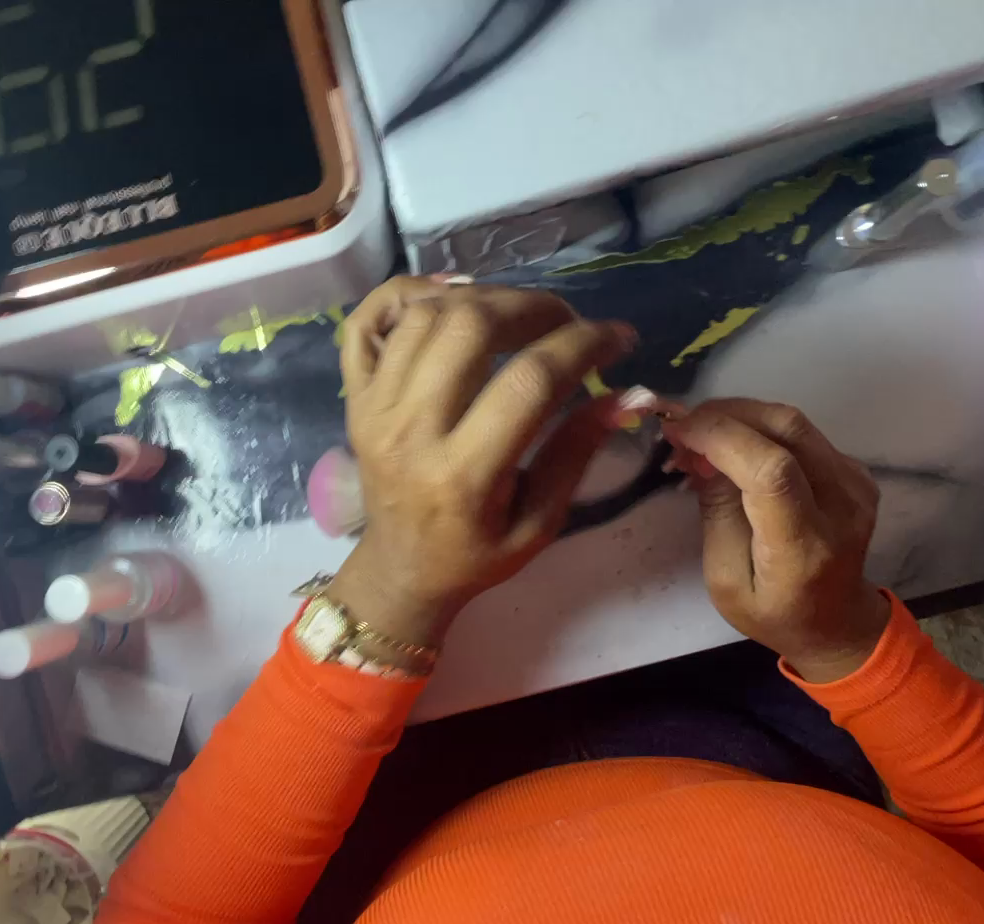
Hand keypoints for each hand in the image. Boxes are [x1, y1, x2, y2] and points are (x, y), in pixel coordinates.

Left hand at [325, 277, 634, 647]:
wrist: (401, 569)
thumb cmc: (475, 554)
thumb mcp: (538, 522)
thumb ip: (576, 453)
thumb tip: (628, 395)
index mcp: (462, 475)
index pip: (529, 382)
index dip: (584, 345)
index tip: (618, 338)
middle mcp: (410, 431)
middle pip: (471, 328)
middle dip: (533, 308)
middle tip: (565, 322)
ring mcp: (374, 409)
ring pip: (425, 314)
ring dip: (482, 297)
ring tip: (518, 314)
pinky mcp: (355, 398)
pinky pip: (366, 322)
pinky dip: (407, 293)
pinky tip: (449, 297)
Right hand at [663, 400, 890, 682]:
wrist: (837, 622)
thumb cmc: (772, 612)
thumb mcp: (724, 580)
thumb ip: (717, 515)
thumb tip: (701, 456)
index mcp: (806, 546)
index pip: (772, 471)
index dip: (721, 438)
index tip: (677, 432)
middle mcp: (842, 504)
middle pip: (786, 430)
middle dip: (723, 416)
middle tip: (680, 428)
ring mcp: (854, 482)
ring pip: (792, 421)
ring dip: (737, 415)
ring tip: (699, 433)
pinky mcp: (853, 470)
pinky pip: (799, 432)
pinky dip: (756, 427)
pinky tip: (730, 445)